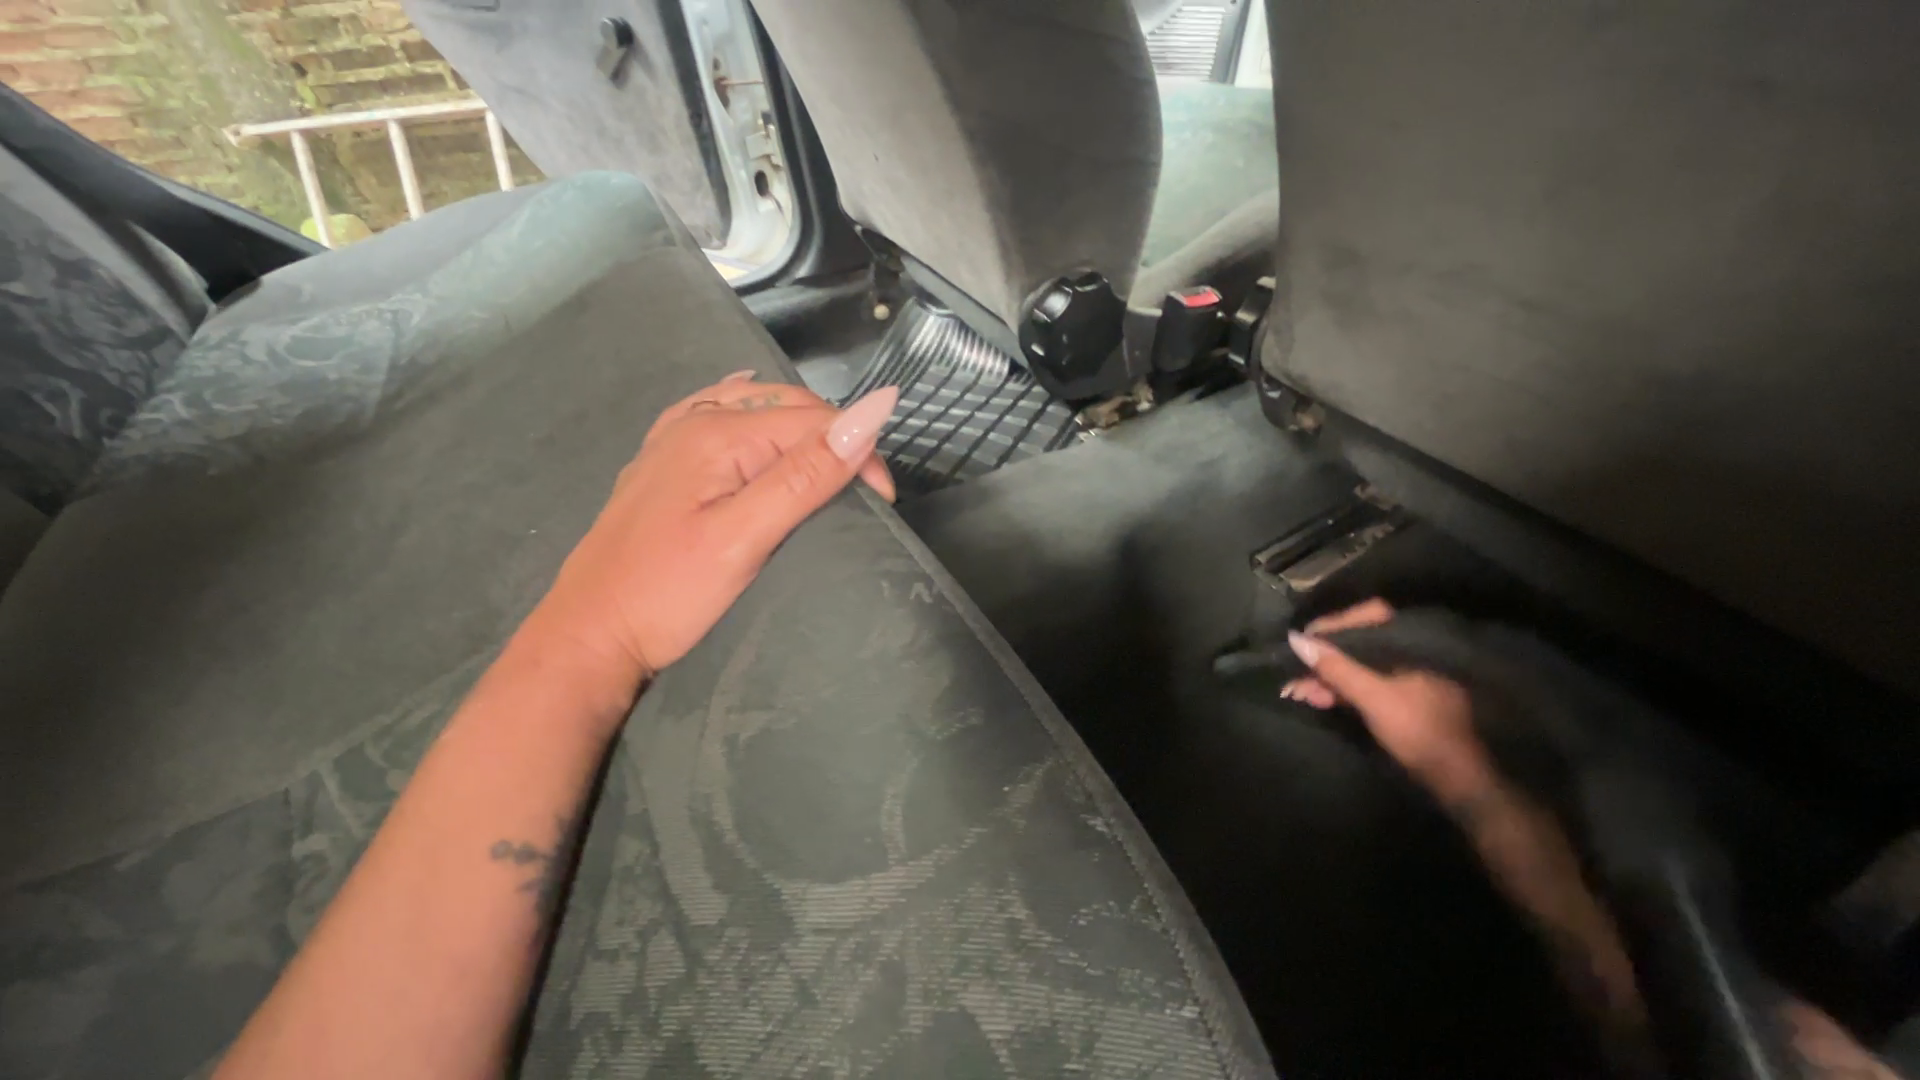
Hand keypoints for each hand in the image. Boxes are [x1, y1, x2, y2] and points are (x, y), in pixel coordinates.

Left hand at [521, 372, 897, 694]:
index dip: (859, 452)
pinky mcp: (662, 462)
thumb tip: (871, 415)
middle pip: (788, 407)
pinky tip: (755, 412)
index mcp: (719, 433)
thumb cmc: (668, 594)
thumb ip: (804, 476)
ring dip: (802, 428)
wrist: (588, 634)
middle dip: (837, 439)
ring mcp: (673, 439)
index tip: (884, 504)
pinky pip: (716, 415)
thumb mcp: (743, 539)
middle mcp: (695, 421)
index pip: (815, 421)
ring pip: (756, 408)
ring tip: (831, 465)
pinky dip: (751, 413)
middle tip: (865, 493)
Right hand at [1281, 599, 1491, 798]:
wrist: (1455, 780)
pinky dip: (1339, 692)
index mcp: (1413, 645)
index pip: (1368, 616)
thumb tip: (1296, 639)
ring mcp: (1404, 678)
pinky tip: (1316, 700)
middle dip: (1324, 658)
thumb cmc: (1419, 731)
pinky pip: (1363, 686)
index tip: (1303, 638)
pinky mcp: (1398, 700)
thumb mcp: (1374, 697)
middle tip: (1294, 673)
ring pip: (1357, 668)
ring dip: (1326, 679)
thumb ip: (1336, 668)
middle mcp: (1409, 655)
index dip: (1333, 624)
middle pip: (1358, 644)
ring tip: (1298, 693)